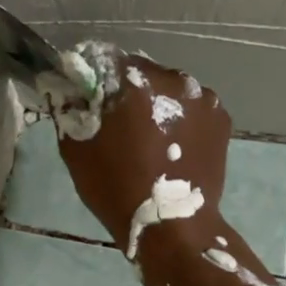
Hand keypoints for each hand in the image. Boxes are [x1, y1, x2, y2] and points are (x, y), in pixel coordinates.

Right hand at [50, 42, 232, 254]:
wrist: (172, 228)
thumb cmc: (115, 187)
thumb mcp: (76, 149)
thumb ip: (68, 109)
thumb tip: (65, 87)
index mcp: (133, 82)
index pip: (105, 58)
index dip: (92, 74)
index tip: (85, 93)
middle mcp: (172, 79)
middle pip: (140, 70)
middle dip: (126, 89)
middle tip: (117, 119)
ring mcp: (202, 97)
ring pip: (168, 87)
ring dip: (156, 101)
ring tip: (147, 134)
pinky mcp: (221, 117)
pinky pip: (191, 106)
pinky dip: (179, 116)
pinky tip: (171, 143)